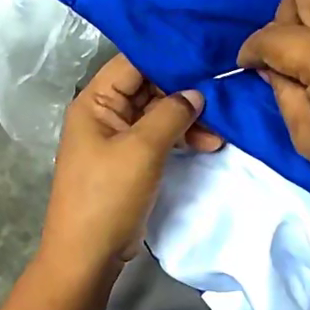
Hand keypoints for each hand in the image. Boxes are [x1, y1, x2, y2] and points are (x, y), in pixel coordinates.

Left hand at [41, 54, 223, 268]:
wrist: (88, 254)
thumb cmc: (108, 195)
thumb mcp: (142, 149)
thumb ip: (171, 113)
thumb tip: (195, 93)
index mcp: (94, 101)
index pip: (132, 62)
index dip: (167, 57)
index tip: (207, 55)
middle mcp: (103, 114)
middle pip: (147, 87)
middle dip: (183, 92)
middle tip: (221, 99)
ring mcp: (116, 139)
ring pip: (156, 114)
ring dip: (187, 119)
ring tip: (218, 133)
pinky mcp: (130, 162)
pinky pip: (157, 138)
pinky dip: (180, 138)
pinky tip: (208, 144)